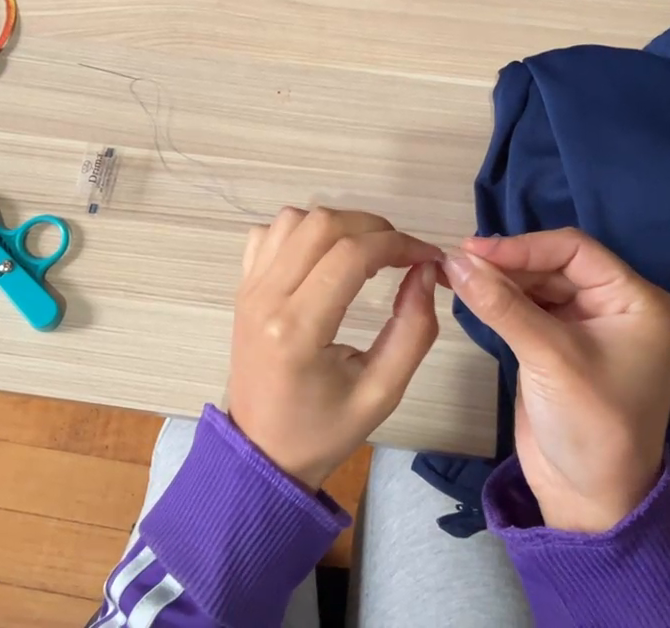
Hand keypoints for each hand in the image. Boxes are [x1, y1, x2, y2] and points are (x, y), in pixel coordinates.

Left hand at [228, 207, 443, 489]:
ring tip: (366, 253)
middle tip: (400, 254)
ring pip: (293, 219)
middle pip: (321, 224)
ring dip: (336, 224)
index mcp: (298, 329)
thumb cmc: (324, 429)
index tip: (427, 256)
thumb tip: (425, 270)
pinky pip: (268, 233)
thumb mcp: (382, 393)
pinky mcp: (242, 286)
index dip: (398, 244)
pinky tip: (323, 259)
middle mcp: (266, 297)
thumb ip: (413, 331)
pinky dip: (301, 232)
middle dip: (372, 227)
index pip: (350, 255)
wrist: (261, 450)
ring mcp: (248, 287)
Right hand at [444, 229, 669, 533]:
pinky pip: (525, 306)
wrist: (589, 499)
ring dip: (497, 278)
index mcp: (635, 302)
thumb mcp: (549, 359)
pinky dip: (497, 299)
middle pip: (553, 263)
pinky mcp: (556, 343)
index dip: (523, 246)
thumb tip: (453, 259)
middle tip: (456, 262)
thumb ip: (502, 305)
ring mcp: (584, 325)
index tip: (472, 250)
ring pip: (535, 282)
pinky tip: (468, 293)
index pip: (575, 250)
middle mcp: (614, 306)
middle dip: (507, 262)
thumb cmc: (590, 425)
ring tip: (454, 273)